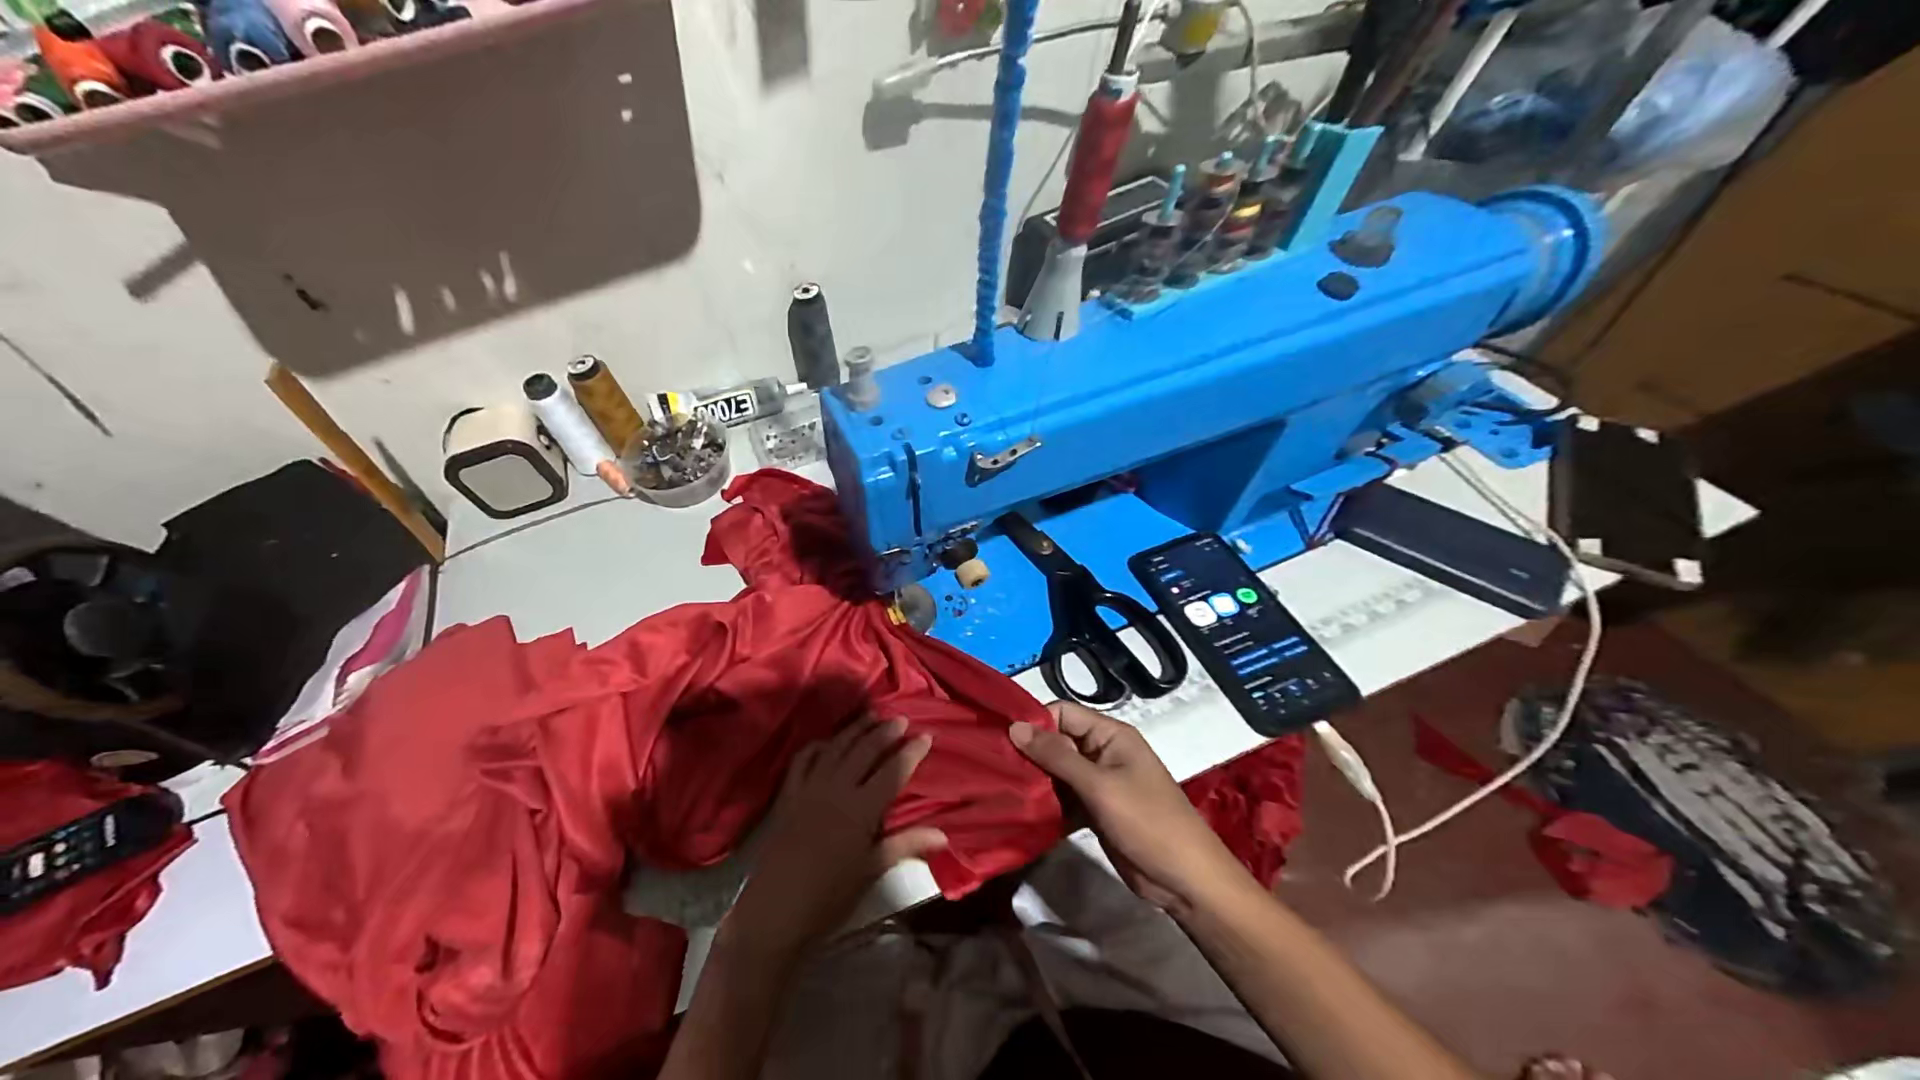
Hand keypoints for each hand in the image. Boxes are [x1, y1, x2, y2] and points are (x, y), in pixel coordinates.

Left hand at [725, 717, 948, 959]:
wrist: (775, 911)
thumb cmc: (829, 897)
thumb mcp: (871, 870)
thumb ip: (906, 844)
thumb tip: (944, 834)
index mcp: (861, 809)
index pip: (893, 771)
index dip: (911, 752)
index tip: (927, 735)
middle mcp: (836, 789)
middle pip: (865, 751)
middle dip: (885, 732)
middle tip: (902, 719)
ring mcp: (809, 788)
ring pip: (836, 748)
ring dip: (855, 730)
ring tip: (872, 717)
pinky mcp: (788, 795)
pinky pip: (803, 760)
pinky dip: (817, 746)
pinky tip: (827, 741)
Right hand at [1010, 702, 1247, 916]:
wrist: (1185, 879)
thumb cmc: (1147, 821)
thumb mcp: (1099, 785)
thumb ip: (1057, 756)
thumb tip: (1015, 727)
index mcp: (1111, 735)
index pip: (1063, 714)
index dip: (1034, 722)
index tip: (1000, 738)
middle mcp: (1103, 752)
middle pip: (1058, 741)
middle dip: (1029, 752)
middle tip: (993, 765)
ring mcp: (1099, 783)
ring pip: (1058, 771)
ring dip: (1035, 779)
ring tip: (999, 786)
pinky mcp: (1095, 810)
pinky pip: (1064, 797)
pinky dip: (1046, 802)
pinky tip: (1020, 810)